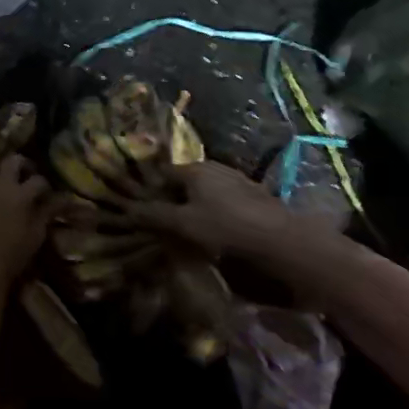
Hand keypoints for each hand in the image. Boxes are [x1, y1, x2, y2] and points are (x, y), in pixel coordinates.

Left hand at [0, 155, 55, 285]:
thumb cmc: (12, 254)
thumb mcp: (36, 235)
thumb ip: (47, 213)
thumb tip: (62, 199)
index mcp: (21, 194)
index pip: (39, 180)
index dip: (46, 185)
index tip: (49, 193)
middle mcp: (1, 185)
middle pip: (13, 160)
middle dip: (23, 163)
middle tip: (28, 173)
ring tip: (5, 176)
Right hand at [128, 162, 313, 259]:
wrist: (280, 240)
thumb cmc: (225, 227)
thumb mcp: (183, 223)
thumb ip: (154, 215)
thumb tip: (128, 209)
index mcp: (195, 169)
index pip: (163, 173)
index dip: (151, 191)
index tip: (143, 211)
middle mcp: (215, 168)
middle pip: (185, 182)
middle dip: (173, 198)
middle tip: (164, 222)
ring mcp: (237, 181)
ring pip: (206, 191)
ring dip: (195, 206)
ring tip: (188, 229)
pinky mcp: (254, 197)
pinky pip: (224, 201)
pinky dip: (214, 212)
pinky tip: (215, 230)